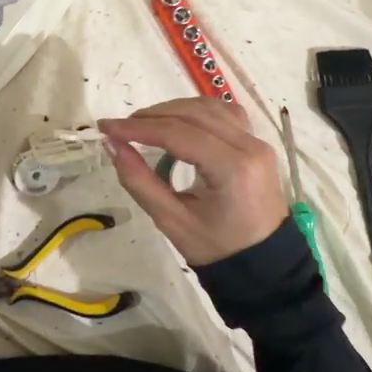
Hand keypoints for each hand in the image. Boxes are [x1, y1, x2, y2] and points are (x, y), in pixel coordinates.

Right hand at [98, 98, 287, 265]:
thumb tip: (111, 144)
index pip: (177, 133)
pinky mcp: (257, 143)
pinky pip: (224, 113)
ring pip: (209, 107)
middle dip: (151, 116)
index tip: (106, 128)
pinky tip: (177, 123)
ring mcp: (257, 142)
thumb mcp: (171, 220)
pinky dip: (196, 112)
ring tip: (144, 125)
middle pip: (193, 114)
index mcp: (232, 169)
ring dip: (172, 110)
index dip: (137, 128)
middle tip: (120, 128)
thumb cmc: (216, 247)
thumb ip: (138, 180)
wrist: (264, 264)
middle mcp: (249, 146)